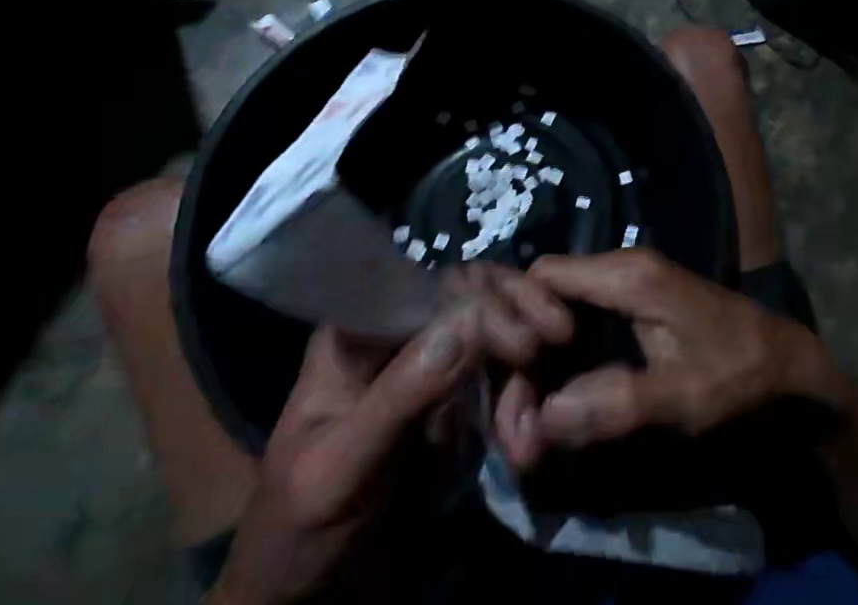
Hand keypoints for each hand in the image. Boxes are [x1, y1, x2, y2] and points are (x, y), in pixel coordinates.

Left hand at [209, 265, 570, 604]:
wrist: (309, 594)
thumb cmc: (299, 527)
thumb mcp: (338, 467)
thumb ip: (398, 396)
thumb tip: (465, 323)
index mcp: (359, 331)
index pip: (428, 283)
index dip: (483, 293)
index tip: (527, 333)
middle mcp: (401, 335)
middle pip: (472, 297)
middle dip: (517, 315)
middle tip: (559, 342)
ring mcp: (434, 369)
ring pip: (496, 337)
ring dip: (524, 373)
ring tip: (530, 437)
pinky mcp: (459, 405)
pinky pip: (503, 382)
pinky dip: (523, 405)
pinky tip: (527, 445)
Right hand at [494, 248, 845, 469]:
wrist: (790, 365)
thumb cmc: (740, 375)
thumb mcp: (685, 398)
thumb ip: (617, 404)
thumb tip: (543, 419)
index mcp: (629, 276)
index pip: (544, 277)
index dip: (518, 323)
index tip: (520, 382)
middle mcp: (621, 267)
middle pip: (546, 295)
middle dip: (524, 355)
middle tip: (518, 422)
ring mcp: (627, 281)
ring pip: (559, 308)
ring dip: (540, 361)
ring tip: (533, 420)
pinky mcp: (634, 300)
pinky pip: (580, 317)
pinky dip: (561, 355)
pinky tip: (558, 396)